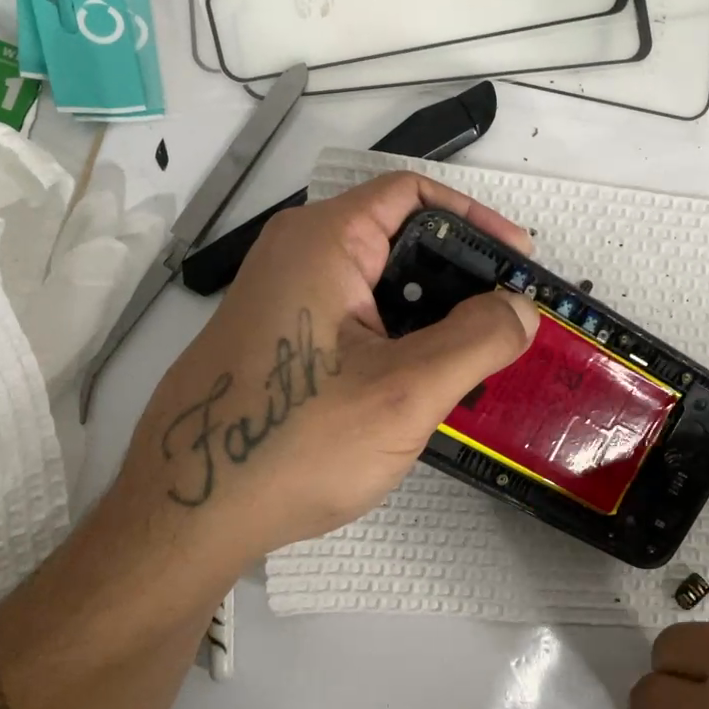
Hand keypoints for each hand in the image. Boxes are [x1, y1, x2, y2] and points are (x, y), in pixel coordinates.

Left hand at [116, 172, 539, 559]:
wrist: (187, 515)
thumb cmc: (295, 444)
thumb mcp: (405, 392)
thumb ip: (476, 341)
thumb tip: (521, 307)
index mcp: (322, 241)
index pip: (412, 193)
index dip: (476, 218)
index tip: (520, 263)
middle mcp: (295, 255)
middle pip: (396, 237)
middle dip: (459, 276)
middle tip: (505, 322)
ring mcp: (280, 300)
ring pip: (376, 285)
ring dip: (430, 314)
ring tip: (475, 360)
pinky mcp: (276, 340)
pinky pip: (352, 320)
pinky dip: (397, 338)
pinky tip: (420, 385)